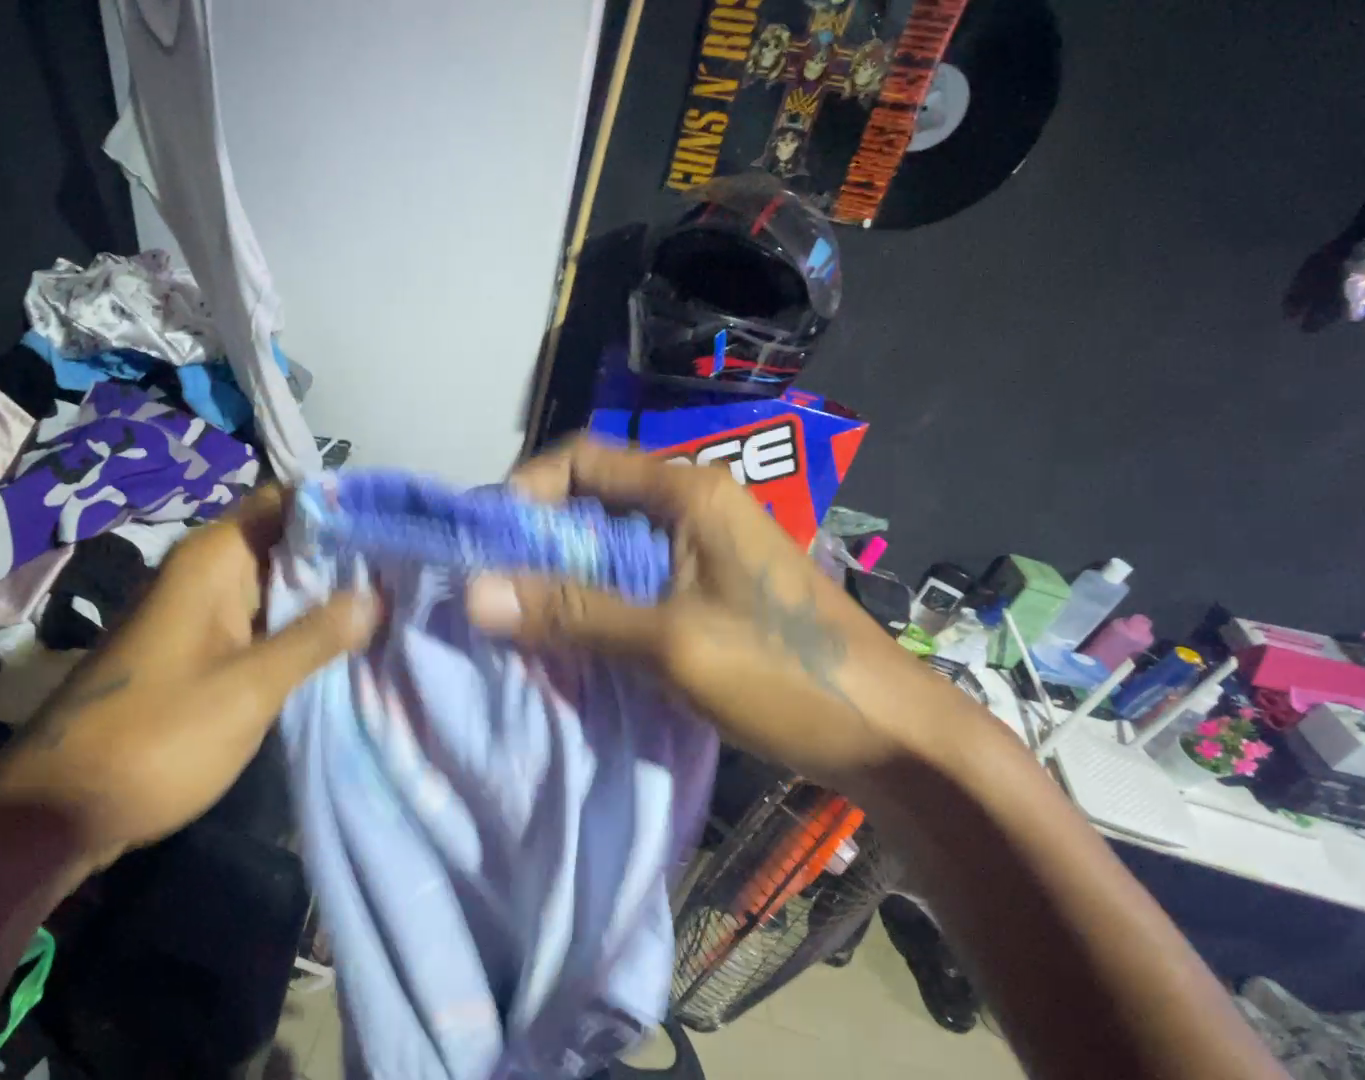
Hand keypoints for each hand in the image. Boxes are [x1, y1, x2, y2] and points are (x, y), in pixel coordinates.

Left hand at [0, 486, 377, 870]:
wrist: (62, 808)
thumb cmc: (157, 737)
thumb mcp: (249, 687)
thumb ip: (315, 636)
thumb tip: (376, 592)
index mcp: (213, 560)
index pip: (289, 501)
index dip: (345, 508)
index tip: (403, 527)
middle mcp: (207, 573)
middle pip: (289, 542)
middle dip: (348, 556)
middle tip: (415, 573)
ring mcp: (203, 614)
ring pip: (280, 586)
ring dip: (330, 596)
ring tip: (399, 605)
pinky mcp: (203, 652)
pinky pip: (264, 623)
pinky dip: (303, 630)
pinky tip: (350, 646)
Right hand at [465, 437, 929, 791]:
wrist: (890, 736)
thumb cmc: (785, 675)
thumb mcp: (669, 643)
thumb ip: (574, 613)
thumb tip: (474, 592)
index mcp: (688, 493)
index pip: (582, 459)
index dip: (526, 492)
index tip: (488, 546)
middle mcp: (695, 506)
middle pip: (594, 502)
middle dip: (539, 543)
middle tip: (495, 593)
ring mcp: (708, 549)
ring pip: (612, 546)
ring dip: (567, 578)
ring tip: (525, 621)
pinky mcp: (712, 590)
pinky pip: (637, 581)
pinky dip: (599, 603)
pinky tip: (577, 641)